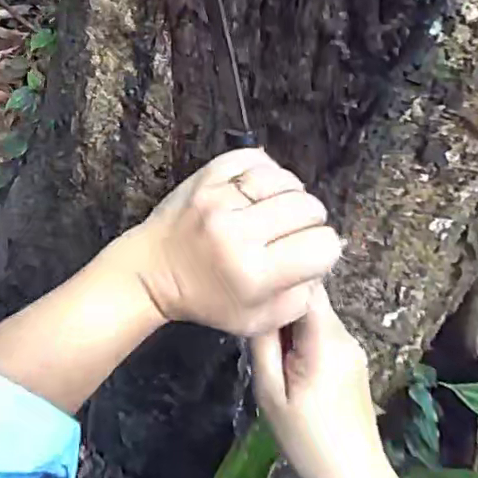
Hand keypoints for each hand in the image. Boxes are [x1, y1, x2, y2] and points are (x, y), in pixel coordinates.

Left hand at [110, 148, 340, 336]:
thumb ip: (303, 296)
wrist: (154, 270)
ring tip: (278, 208)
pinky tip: (262, 188)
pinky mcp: (205, 175)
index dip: (323, 249)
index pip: (321, 245)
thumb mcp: (260, 320)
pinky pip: (254, 157)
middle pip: (306, 207)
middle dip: (311, 220)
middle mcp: (236, 230)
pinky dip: (267, 170)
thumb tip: (323, 255)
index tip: (309, 252)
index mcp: (254, 272)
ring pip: (284, 179)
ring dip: (290, 193)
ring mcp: (218, 197)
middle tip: (294, 231)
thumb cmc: (207, 299)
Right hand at [250, 286, 415, 477]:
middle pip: (309, 297)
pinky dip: (302, 335)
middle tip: (253, 321)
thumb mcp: (269, 391)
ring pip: (315, 314)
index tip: (252, 289)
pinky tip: (288, 360)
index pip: (305, 285)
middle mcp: (344, 335)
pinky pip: (322, 332)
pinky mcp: (353, 360)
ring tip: (266, 343)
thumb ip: (261, 342)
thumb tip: (255, 304)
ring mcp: (352, 347)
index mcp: (325, 338)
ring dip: (290, 320)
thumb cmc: (307, 439)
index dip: (277, 281)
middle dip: (281, 302)